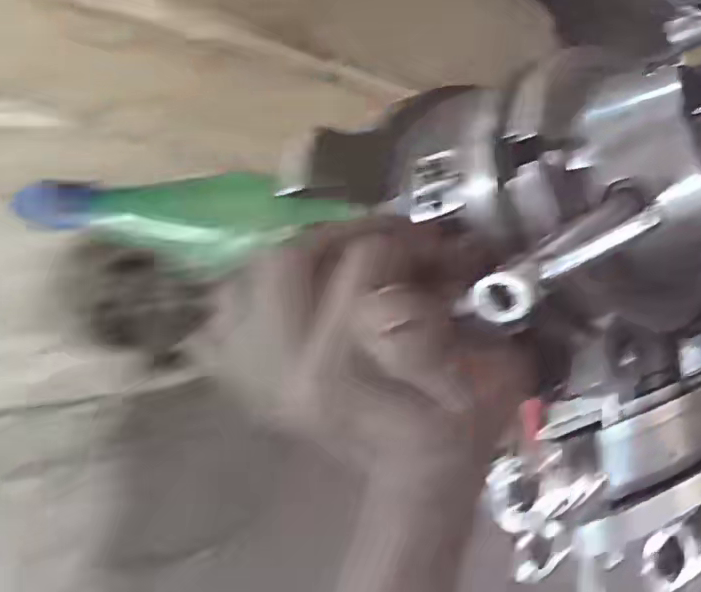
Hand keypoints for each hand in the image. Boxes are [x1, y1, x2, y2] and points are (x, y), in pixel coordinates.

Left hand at [201, 215, 531, 481]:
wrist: (423, 469)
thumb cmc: (467, 413)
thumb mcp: (479, 368)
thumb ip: (434, 331)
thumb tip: (404, 286)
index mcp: (343, 365)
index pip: (364, 258)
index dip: (414, 239)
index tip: (447, 248)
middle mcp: (281, 370)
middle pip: (287, 260)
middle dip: (351, 231)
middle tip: (398, 235)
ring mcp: (254, 379)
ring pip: (244, 281)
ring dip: (303, 255)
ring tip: (353, 256)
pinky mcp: (245, 385)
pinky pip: (221, 320)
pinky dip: (257, 293)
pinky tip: (306, 294)